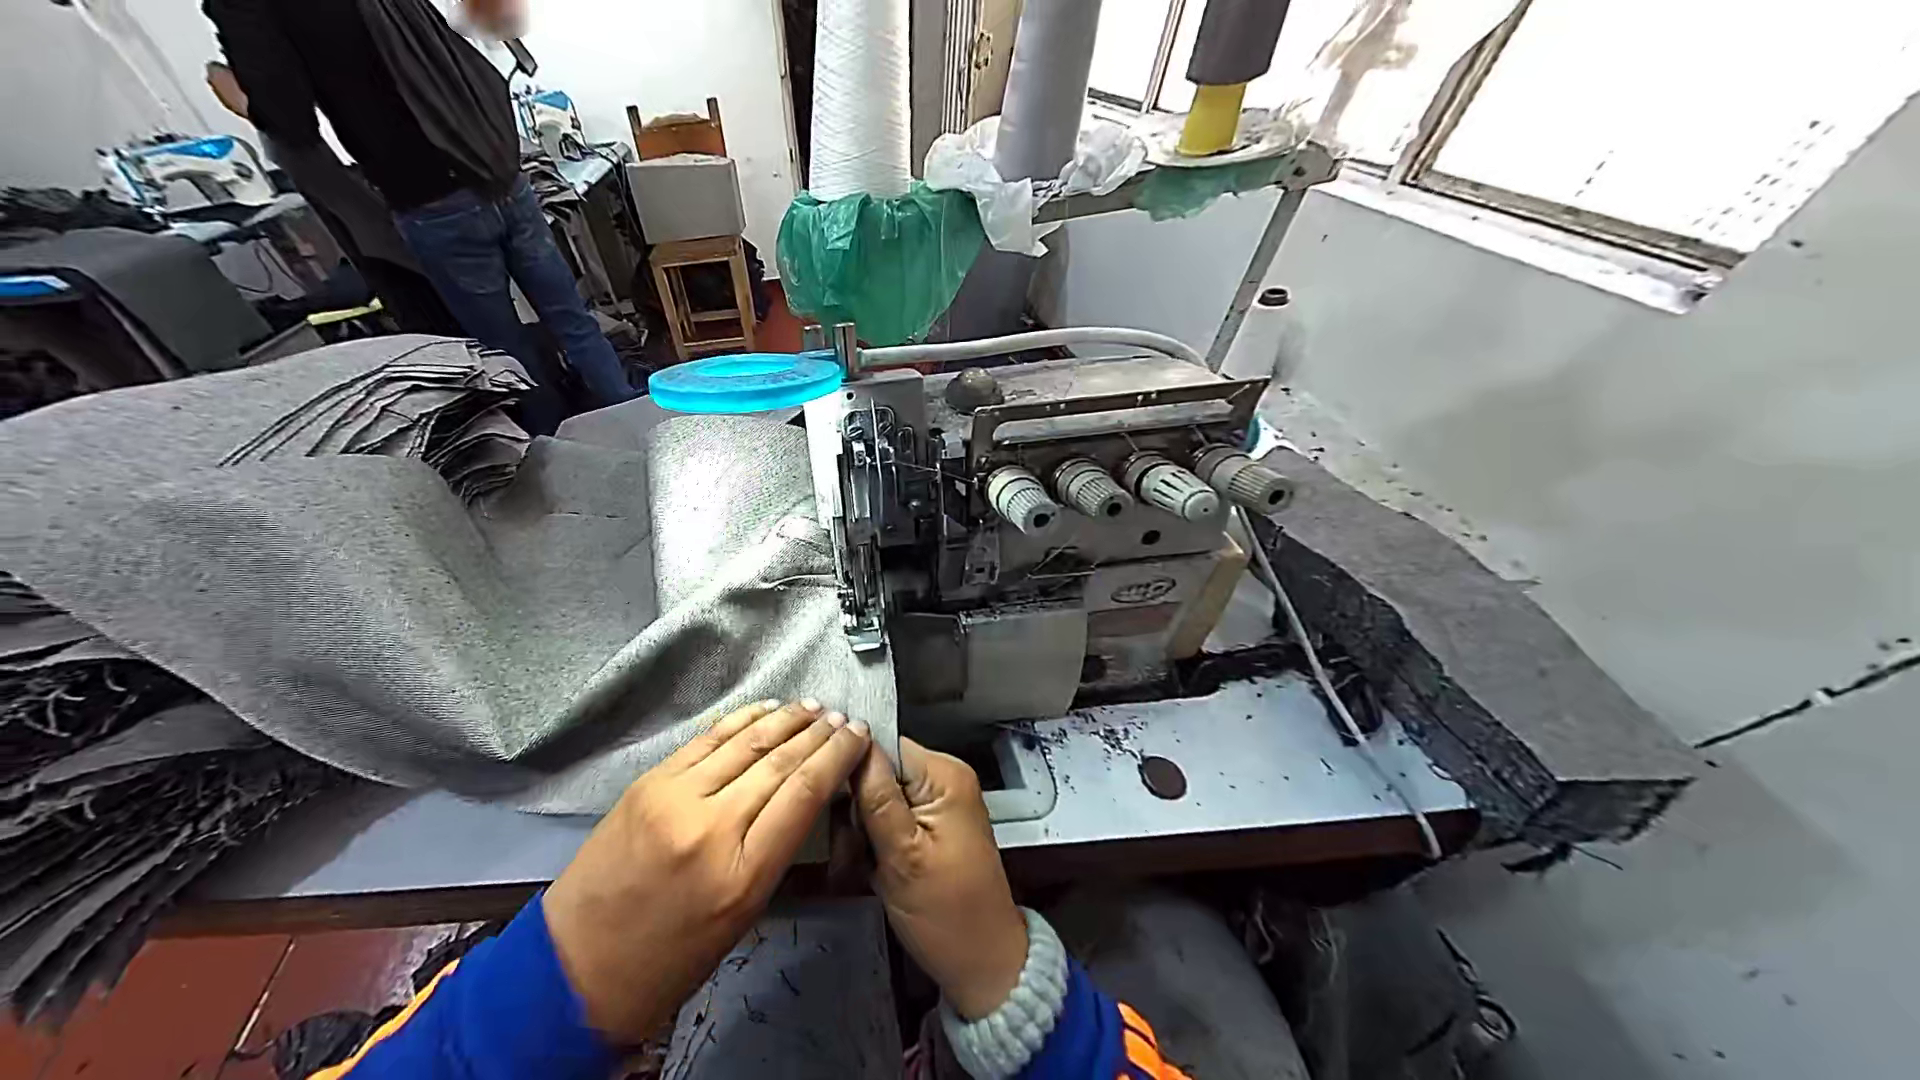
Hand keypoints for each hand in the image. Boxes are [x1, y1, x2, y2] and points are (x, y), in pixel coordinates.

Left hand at [542, 699, 869, 1042]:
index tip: (859, 736)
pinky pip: (708, 739)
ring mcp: (674, 798)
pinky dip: (744, 719)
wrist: (576, 967)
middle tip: (845, 719)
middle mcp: (710, 826)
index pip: (805, 793)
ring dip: (788, 719)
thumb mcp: (745, 913)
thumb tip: (809, 792)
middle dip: (820, 735)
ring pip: (747, 742)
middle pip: (781, 762)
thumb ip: (779, 848)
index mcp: (742, 874)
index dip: (838, 757)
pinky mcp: (649, 783)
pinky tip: (768, 708)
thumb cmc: (672, 956)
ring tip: (815, 707)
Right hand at [853, 738, 1027, 1019]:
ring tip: (862, 868)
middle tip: (853, 855)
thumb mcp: (902, 856)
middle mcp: (941, 776)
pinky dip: (873, 842)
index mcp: (943, 774)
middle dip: (855, 812)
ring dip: (859, 832)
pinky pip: (888, 815)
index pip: (882, 744)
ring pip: (875, 797)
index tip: (836, 810)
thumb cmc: (946, 913)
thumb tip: (853, 740)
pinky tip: (870, 870)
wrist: (982, 962)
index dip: (851, 770)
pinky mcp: (928, 822)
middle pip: (876, 771)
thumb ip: (876, 797)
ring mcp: (935, 800)